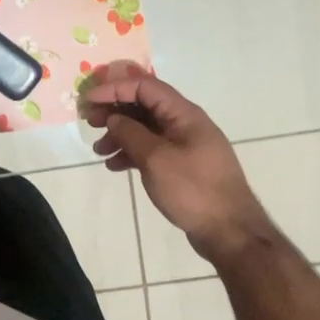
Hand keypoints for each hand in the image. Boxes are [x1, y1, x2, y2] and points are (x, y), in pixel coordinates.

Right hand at [85, 62, 274, 262]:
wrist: (231, 233)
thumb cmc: (193, 190)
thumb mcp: (156, 158)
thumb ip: (130, 133)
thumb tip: (113, 117)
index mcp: (184, 114)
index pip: (144, 86)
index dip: (113, 88)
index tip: (88, 99)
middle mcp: (185, 124)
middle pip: (144, 105)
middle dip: (114, 110)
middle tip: (89, 121)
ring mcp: (186, 146)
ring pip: (145, 128)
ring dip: (119, 134)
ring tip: (99, 150)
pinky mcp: (183, 166)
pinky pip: (152, 149)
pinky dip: (131, 153)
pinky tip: (114, 166)